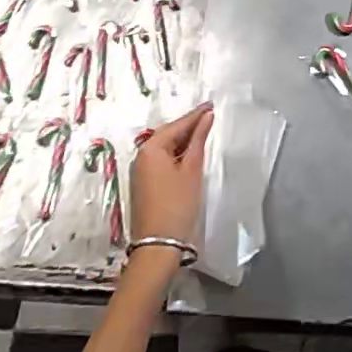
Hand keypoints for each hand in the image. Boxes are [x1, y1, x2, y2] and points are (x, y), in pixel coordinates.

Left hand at [130, 103, 213, 243]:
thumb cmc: (178, 205)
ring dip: (182, 141)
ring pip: (164, 148)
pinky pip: (161, 160)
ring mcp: (140, 171)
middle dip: (188, 127)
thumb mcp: (192, 170)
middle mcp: (141, 156)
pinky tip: (189, 155)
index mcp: (151, 148)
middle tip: (208, 117)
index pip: (177, 125)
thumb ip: (199, 140)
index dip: (196, 116)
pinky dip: (175, 155)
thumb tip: (206, 117)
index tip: (211, 105)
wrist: (158, 246)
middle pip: (168, 135)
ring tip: (202, 133)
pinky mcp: (143, 184)